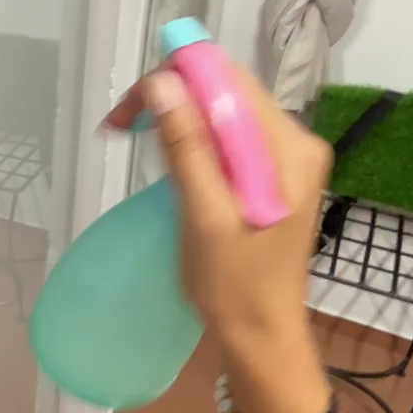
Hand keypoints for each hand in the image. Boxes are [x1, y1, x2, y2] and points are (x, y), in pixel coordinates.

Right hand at [105, 64, 332, 412]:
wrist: (260, 332)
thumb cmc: (232, 282)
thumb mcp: (204, 213)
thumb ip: (187, 146)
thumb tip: (163, 83)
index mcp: (287, 148)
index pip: (226, 80)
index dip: (172, 79)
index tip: (125, 111)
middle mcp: (294, 141)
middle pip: (224, 89)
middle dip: (168, 94)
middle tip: (118, 125)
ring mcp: (284, 157)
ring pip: (221, 108)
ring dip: (173, 113)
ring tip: (129, 134)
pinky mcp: (269, 173)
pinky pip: (224, 133)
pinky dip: (188, 133)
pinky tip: (164, 152)